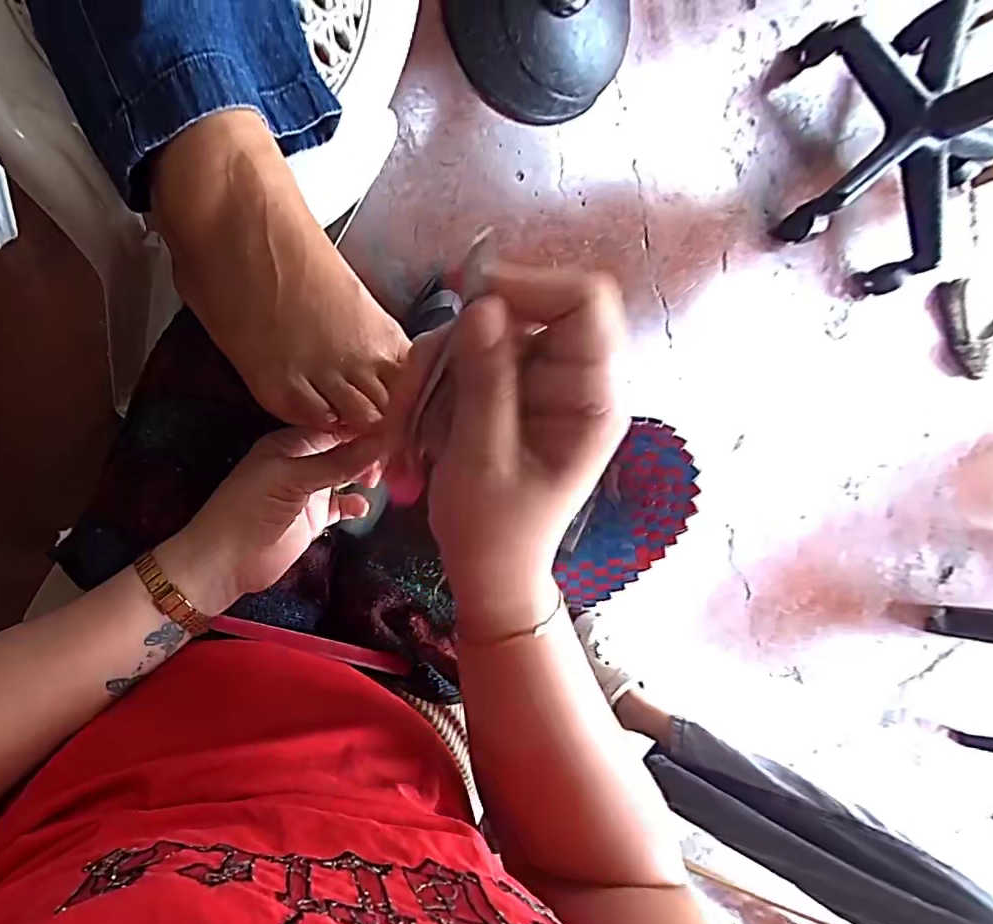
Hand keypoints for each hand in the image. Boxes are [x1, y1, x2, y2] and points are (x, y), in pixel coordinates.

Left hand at [156, 429, 382, 615]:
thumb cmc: (247, 512)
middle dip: (368, 451)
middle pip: (343, 449)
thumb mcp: (289, 480)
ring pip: (344, 476)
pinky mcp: (311, 519)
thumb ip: (335, 463)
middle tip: (396, 457)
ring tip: (382, 479)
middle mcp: (299, 463)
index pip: (334, 426)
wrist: (222, 562)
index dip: (363, 426)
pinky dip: (354, 504)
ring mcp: (306, 492)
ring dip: (364, 475)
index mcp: (288, 444)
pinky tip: (363, 507)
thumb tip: (383, 440)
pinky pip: (340, 506)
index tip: (398, 426)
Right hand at [420, 264, 628, 636]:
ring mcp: (523, 388)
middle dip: (447, 357)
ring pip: (466, 347)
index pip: (582, 303)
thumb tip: (483, 307)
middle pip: (507, 322)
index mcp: (588, 396)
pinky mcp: (491, 399)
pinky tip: (411, 440)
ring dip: (422, 386)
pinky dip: (420, 401)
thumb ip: (485, 383)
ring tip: (404, 440)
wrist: (483, 567)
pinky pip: (449, 374)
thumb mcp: (482, 459)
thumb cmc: (493, 528)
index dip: (528, 286)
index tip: (465, 297)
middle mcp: (560, 380)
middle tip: (406, 404)